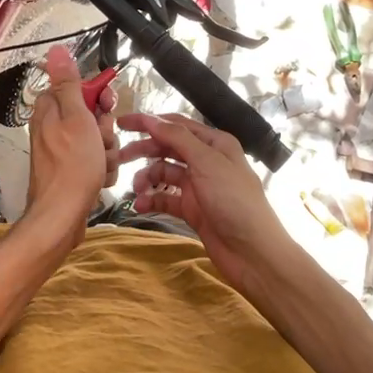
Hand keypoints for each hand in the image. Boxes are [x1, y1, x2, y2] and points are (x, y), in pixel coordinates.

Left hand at [23, 46, 113, 244]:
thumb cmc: (72, 167)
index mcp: (51, 109)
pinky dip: (101, 169)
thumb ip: (69, 84)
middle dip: (105, 130)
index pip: (81, 89)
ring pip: (98, 139)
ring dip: (106, 152)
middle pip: (92, 115)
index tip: (106, 109)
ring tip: (99, 166)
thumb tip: (57, 50)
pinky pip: (95, 160)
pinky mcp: (72, 170)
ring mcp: (63, 150)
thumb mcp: (75, 118)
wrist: (62, 217)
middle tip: (100, 143)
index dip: (98, 98)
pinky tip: (98, 179)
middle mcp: (54, 127)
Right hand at [117, 112, 295, 293]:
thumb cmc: (233, 200)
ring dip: (148, 178)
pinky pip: (166, 198)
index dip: (149, 122)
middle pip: (168, 148)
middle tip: (119, 158)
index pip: (176, 125)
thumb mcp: (207, 162)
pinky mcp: (193, 209)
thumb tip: (151, 119)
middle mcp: (206, 161)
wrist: (253, 253)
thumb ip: (178, 139)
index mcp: (214, 144)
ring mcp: (199, 186)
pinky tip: (141, 206)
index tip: (121, 124)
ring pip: (165, 173)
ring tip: (136, 189)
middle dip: (144, 151)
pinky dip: (153, 200)